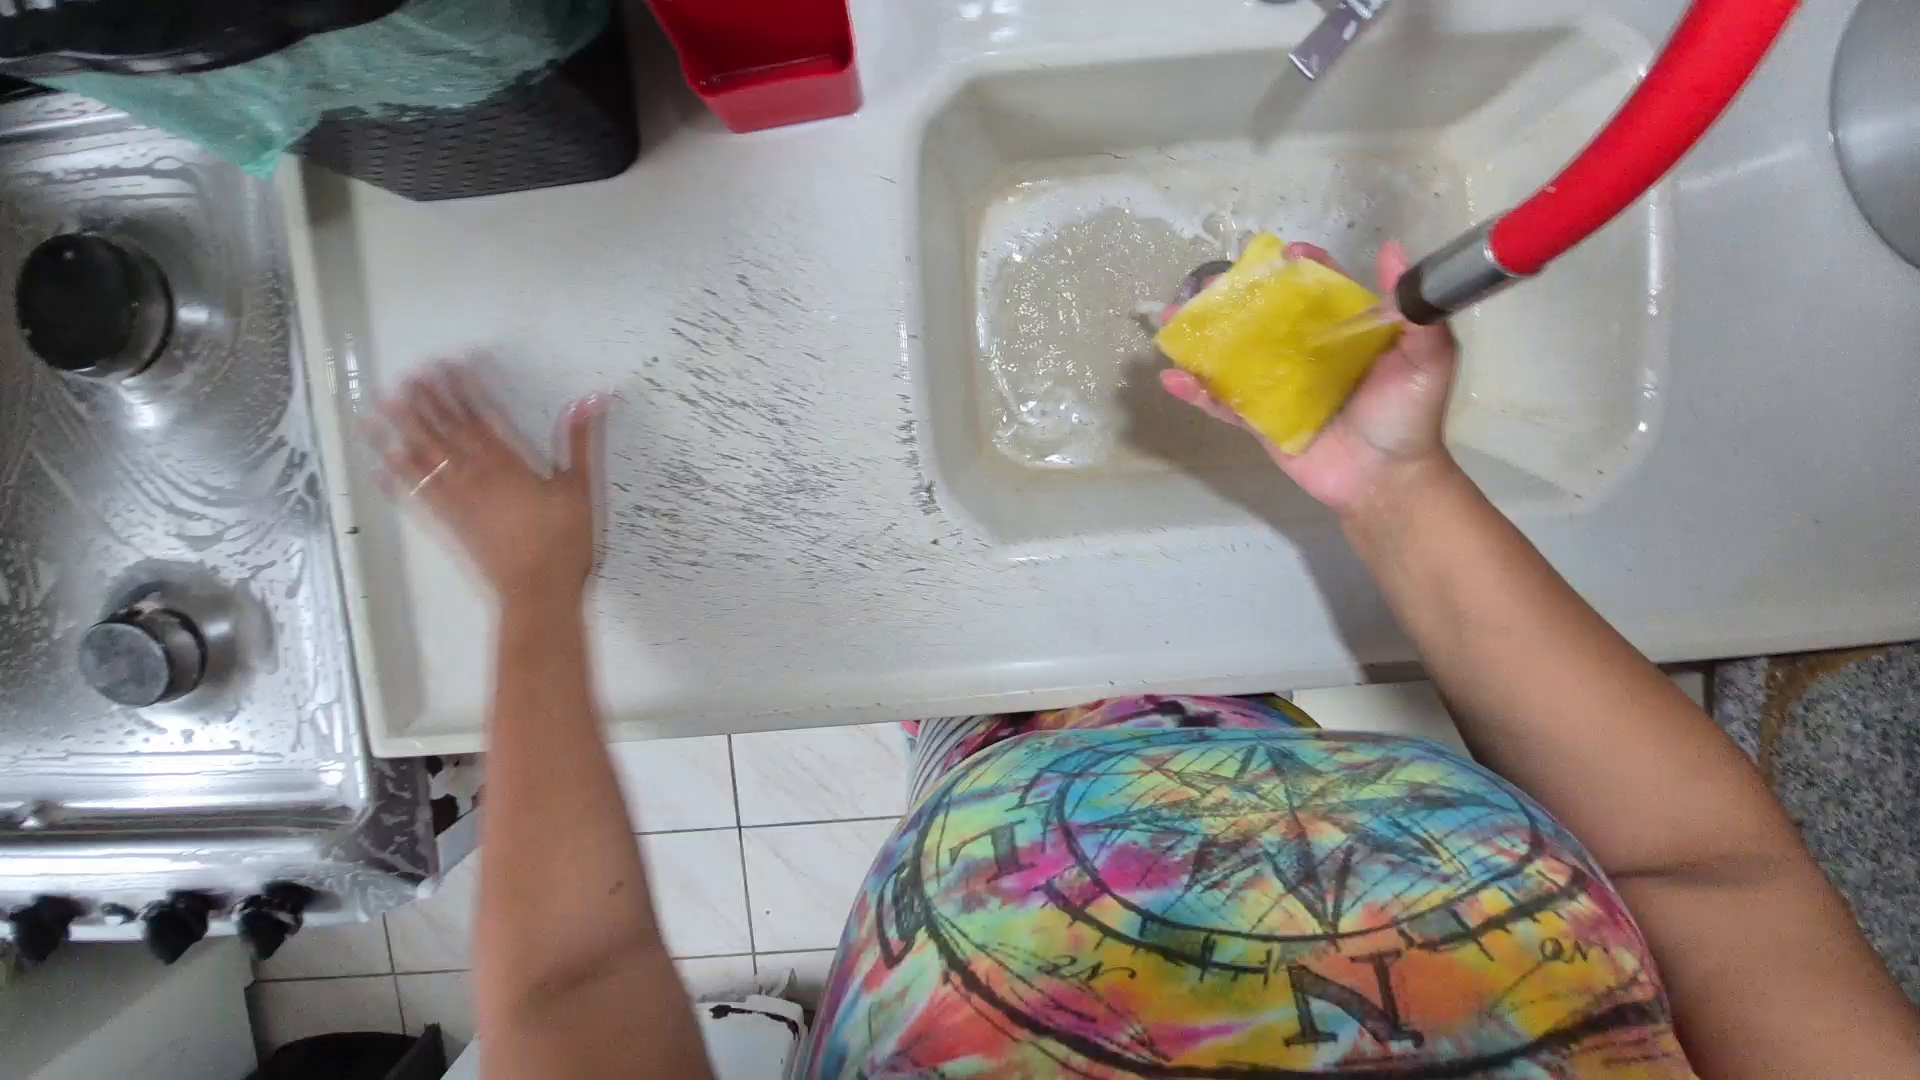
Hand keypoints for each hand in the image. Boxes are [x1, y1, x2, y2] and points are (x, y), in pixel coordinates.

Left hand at [366, 362, 604, 604]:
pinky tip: (380, 467)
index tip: (450, 365)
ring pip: (423, 458)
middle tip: (409, 375)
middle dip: (426, 401)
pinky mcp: (449, 525)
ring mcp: (457, 502)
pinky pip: (416, 497)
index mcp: (509, 465)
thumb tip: (590, 401)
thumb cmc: (564, 543)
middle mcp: (475, 478)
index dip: (464, 389)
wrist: (537, 592)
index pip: (480, 417)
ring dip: (401, 430)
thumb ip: (581, 441)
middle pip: (444, 431)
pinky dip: (396, 480)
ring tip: (380, 406)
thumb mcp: (582, 488)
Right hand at [1160, 241, 1460, 516]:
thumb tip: (1391, 250)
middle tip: (1206, 284)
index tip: (1281, 255)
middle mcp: (1305, 354)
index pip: (1318, 292)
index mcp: (1344, 333)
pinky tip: (1171, 378)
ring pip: (1233, 356)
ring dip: (1202, 338)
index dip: (1299, 270)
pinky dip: (1195, 392)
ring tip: (1173, 320)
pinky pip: (1222, 403)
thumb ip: (1414, 312)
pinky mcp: (1257, 420)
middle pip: (1263, 318)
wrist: (1384, 480)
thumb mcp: (1428, 360)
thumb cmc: (1407, 418)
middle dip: (1233, 298)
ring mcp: (1276, 387)